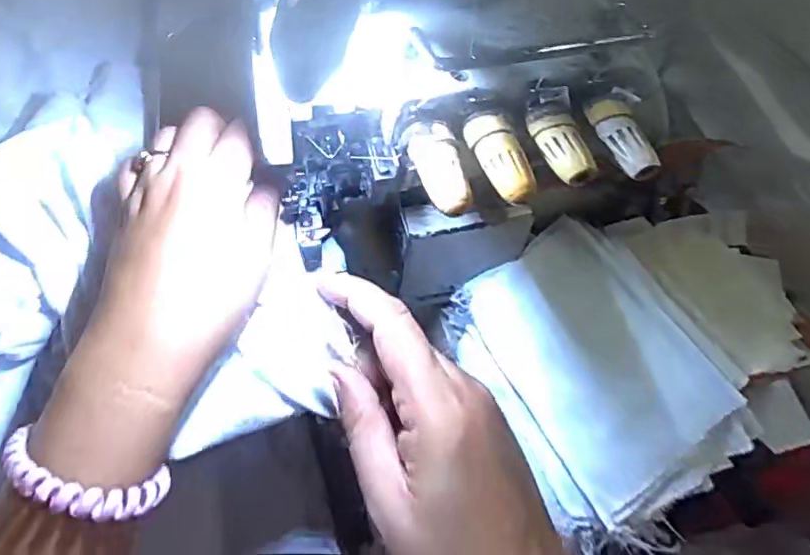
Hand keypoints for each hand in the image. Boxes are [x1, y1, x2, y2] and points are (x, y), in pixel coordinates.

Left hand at [31, 108, 279, 486]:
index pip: (240, 131)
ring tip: (205, 166)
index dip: (257, 139)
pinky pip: (136, 162)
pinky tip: (166, 182)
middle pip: (201, 119)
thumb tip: (267, 182)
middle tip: (238, 155)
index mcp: (217, 179)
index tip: (265, 156)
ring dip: (189, 139)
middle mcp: (178, 170)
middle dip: (224, 126)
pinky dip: (153, 161)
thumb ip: (265, 207)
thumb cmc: (210, 303)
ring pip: (167, 134)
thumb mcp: (258, 257)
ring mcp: (144, 186)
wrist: (140, 346)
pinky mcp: (122, 206)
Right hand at [319, 274, 561, 554]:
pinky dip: (409, 389)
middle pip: (406, 342)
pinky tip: (395, 429)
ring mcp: (482, 396)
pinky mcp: (488, 412)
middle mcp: (466, 383)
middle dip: (363, 345)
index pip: (394, 324)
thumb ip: (362, 427)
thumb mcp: (389, 500)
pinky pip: (439, 382)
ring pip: (421, 362)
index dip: (356, 294)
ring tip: (362, 417)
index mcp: (440, 400)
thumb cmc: (448, 547)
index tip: (322, 282)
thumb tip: (340, 369)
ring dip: (386, 372)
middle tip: (328, 376)